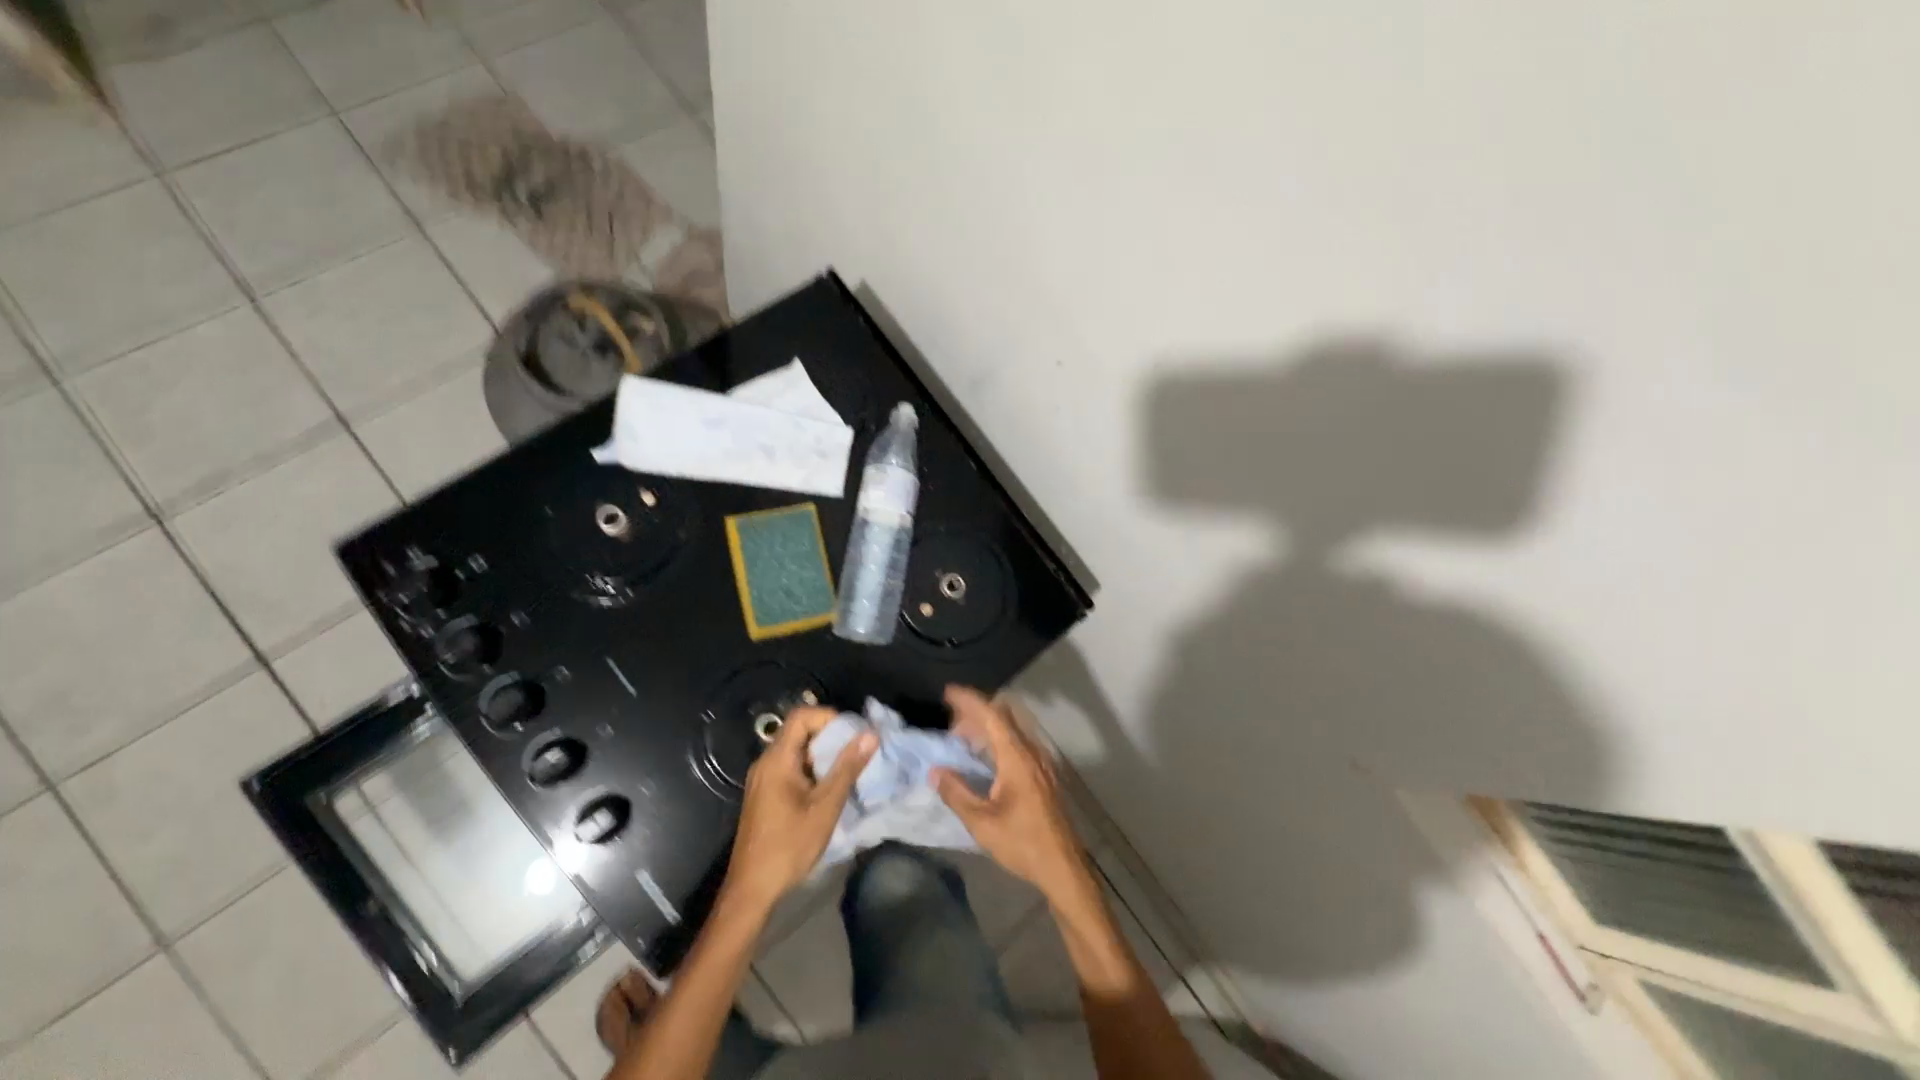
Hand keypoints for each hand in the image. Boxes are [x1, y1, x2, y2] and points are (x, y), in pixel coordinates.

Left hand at [725, 706, 875, 908]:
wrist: (752, 886)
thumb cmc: (790, 845)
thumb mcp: (825, 806)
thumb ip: (847, 768)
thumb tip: (870, 734)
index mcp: (777, 760)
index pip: (801, 717)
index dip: (829, 717)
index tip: (854, 735)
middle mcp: (765, 763)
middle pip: (798, 732)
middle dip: (830, 737)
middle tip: (857, 754)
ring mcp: (762, 779)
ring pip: (795, 752)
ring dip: (822, 756)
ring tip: (847, 773)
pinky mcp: (764, 794)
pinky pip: (789, 769)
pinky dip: (811, 770)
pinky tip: (827, 791)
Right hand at [932, 686, 1092, 905]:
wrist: (1062, 866)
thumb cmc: (1021, 843)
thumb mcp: (981, 822)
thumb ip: (956, 793)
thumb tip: (936, 771)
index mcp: (1017, 758)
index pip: (992, 716)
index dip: (969, 701)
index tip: (948, 692)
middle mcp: (1032, 753)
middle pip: (1004, 717)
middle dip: (977, 713)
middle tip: (951, 723)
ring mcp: (1041, 764)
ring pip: (1013, 730)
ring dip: (988, 728)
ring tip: (962, 741)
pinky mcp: (1044, 776)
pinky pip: (1019, 744)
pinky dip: (999, 741)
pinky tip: (984, 760)